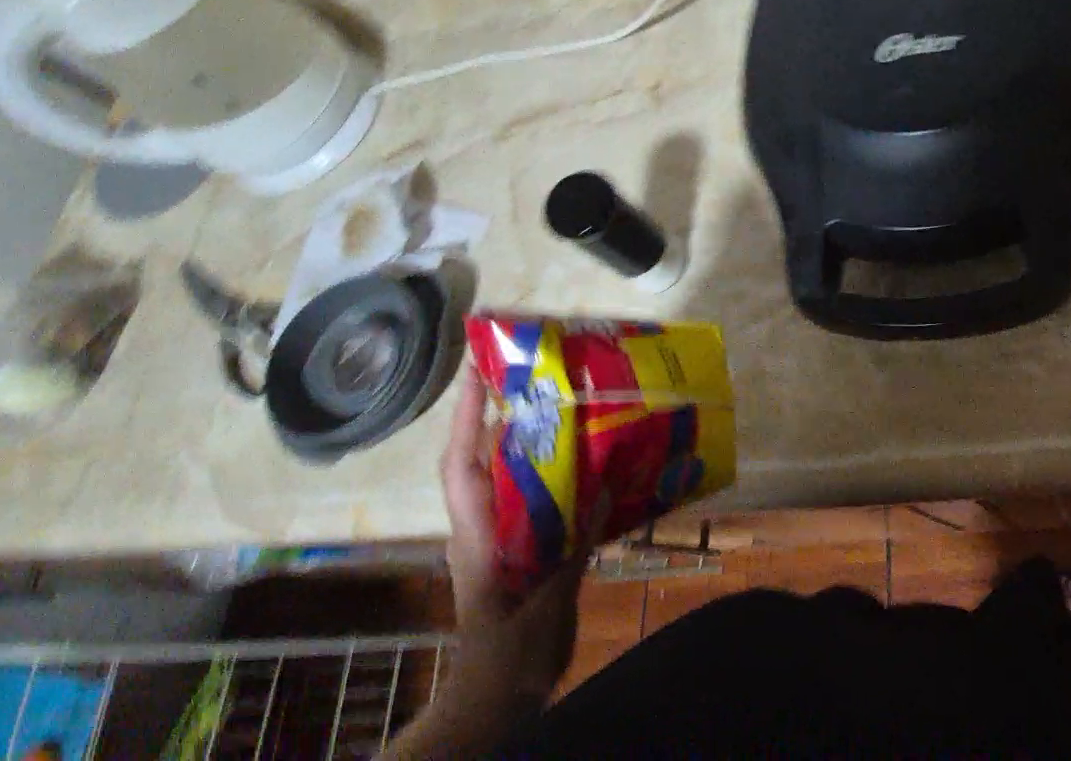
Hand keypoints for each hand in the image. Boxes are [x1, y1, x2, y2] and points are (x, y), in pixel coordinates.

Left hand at [384, 376, 599, 758]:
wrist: (497, 700)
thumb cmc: (513, 654)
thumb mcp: (549, 600)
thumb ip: (576, 545)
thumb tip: (610, 486)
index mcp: (476, 535)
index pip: (461, 464)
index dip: (466, 415)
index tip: (478, 370)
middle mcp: (481, 527)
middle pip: (481, 459)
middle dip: (499, 414)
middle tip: (536, 374)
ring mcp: (497, 539)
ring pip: (506, 477)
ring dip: (527, 442)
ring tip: (566, 406)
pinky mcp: (517, 551)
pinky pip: (531, 501)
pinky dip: (551, 476)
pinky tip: (587, 467)